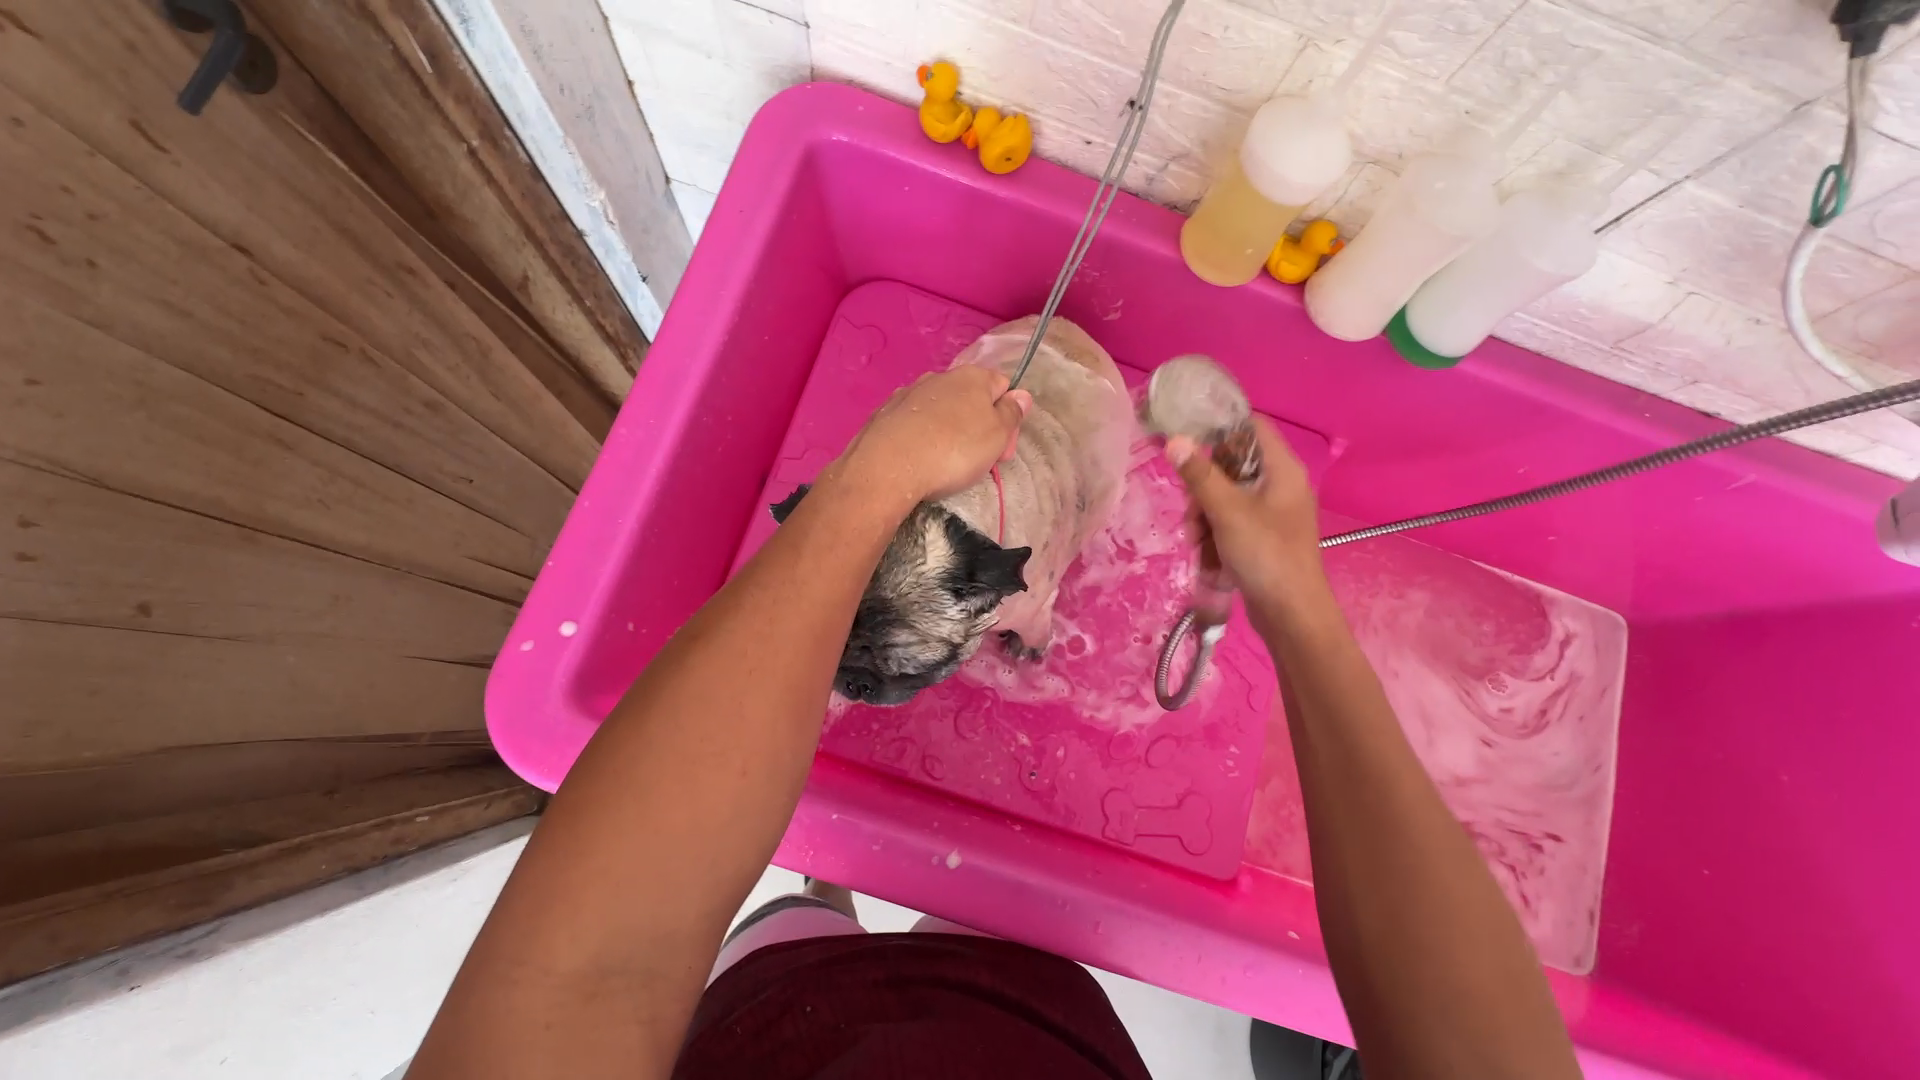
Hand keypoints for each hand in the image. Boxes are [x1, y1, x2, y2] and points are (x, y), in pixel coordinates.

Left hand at [839, 366, 1031, 504]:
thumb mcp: (997, 436)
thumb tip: (1021, 394)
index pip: (1003, 386)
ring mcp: (909, 393)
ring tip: (945, 462)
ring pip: (941, 410)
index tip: (1002, 449)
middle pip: (971, 399)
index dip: (1009, 418)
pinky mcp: (885, 413)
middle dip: (979, 427)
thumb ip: (1012, 413)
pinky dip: (922, 436)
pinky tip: (919, 457)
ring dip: (950, 431)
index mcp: (972, 376)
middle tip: (977, 462)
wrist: (887, 467)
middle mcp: (939, 377)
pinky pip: (915, 422)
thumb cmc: (953, 450)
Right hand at [1167, 418, 1326, 618]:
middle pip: (1231, 466)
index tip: (1186, 438)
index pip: (1252, 426)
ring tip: (1197, 543)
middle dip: (1203, 488)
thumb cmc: (1266, 555)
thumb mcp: (1228, 512)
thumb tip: (1174, 440)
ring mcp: (1271, 514)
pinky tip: (1207, 556)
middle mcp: (1280, 486)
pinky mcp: (1262, 539)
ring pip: (1225, 498)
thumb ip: (1200, 475)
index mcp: (1282, 470)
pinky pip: (1230, 524)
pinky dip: (1215, 536)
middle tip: (1192, 512)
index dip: (1220, 426)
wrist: (1292, 615)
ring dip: (1204, 517)